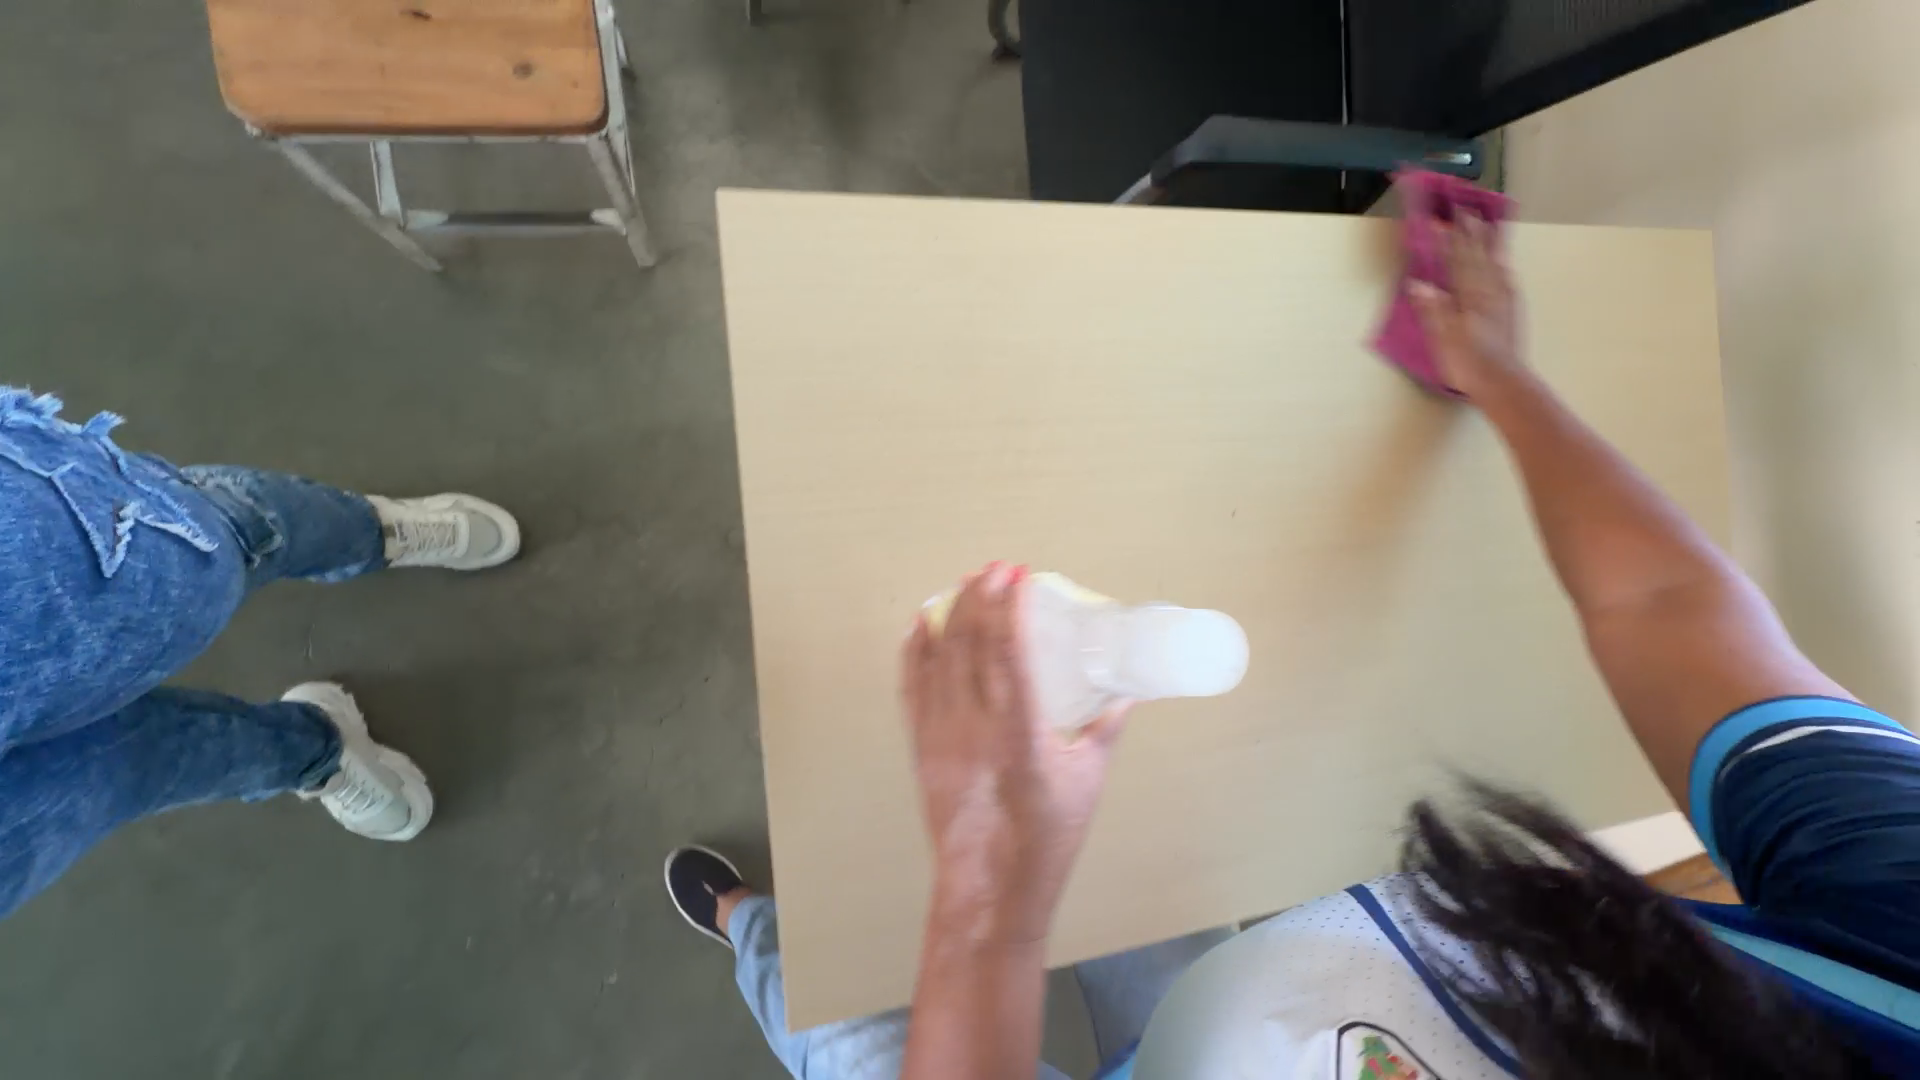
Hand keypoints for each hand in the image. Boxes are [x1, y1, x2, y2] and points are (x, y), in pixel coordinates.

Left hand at [901, 562, 1129, 944]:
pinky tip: (921, 624)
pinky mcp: (921, 748)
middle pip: (969, 641)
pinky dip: (914, 650)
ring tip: (965, 583)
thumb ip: (1105, 729)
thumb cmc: (1045, 840)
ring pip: (938, 657)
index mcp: (1019, 729)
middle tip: (996, 568)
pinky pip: (911, 687)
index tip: (1017, 575)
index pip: (1008, 648)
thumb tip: (1126, 693)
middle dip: (981, 596)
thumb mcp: (1087, 780)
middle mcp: (973, 724)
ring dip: (951, 613)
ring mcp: (940, 735)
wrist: (987, 890)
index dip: (1009, 604)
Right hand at [1410, 213, 1523, 397]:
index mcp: (1470, 296)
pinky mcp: (1509, 310)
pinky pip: (1505, 278)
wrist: (1502, 382)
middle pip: (1477, 256)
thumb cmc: (1467, 362)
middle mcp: (1489, 292)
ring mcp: (1502, 300)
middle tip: (1466, 210)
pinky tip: (1502, 261)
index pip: (1457, 261)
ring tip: (1487, 224)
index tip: (1441, 219)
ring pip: (1494, 263)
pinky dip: (1501, 264)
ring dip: (1489, 243)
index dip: (1448, 240)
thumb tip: (1418, 283)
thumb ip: (1433, 308)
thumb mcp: (1444, 337)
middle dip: (1470, 233)